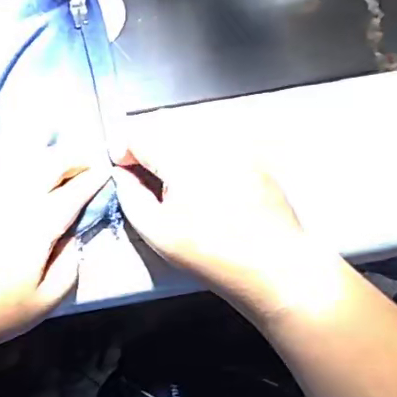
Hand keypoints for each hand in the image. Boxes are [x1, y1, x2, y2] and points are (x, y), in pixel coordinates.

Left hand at [0, 151, 110, 358]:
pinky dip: (14, 156)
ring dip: (46, 150)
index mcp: (39, 223)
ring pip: (21, 157)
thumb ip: (70, 265)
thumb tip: (74, 236)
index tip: (106, 171)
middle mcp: (14, 199)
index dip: (93, 178)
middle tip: (86, 162)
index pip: (74, 190)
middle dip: (72, 156)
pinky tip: (20, 158)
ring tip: (60, 154)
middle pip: (48, 162)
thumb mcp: (45, 301)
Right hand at [113, 132, 348, 321]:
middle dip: (148, 149)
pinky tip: (205, 192)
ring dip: (174, 153)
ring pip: (191, 134)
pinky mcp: (254, 159)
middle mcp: (211, 142)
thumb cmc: (216, 255)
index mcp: (183, 156)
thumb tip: (122, 176)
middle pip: (165, 129)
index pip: (139, 135)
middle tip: (143, 180)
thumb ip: (130, 196)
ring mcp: (236, 148)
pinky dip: (201, 160)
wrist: (274, 267)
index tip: (121, 169)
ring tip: (175, 189)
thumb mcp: (157, 232)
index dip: (123, 152)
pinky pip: (216, 147)